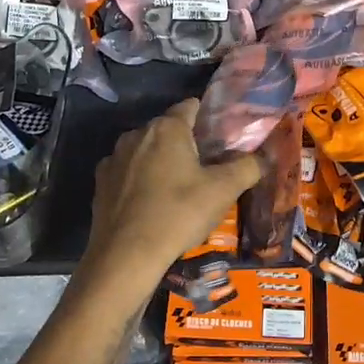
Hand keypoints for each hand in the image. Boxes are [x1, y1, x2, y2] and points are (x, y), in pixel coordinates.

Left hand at [84, 99, 262, 279]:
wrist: (125, 256)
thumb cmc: (178, 214)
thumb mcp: (223, 191)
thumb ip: (248, 167)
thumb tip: (263, 156)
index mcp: (167, 128)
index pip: (191, 106)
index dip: (209, 118)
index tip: (222, 139)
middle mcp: (136, 134)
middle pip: (168, 129)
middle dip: (187, 143)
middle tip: (207, 168)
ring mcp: (114, 158)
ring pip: (146, 151)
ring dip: (162, 162)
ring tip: (180, 189)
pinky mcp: (100, 183)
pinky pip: (128, 173)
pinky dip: (140, 181)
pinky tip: (151, 204)